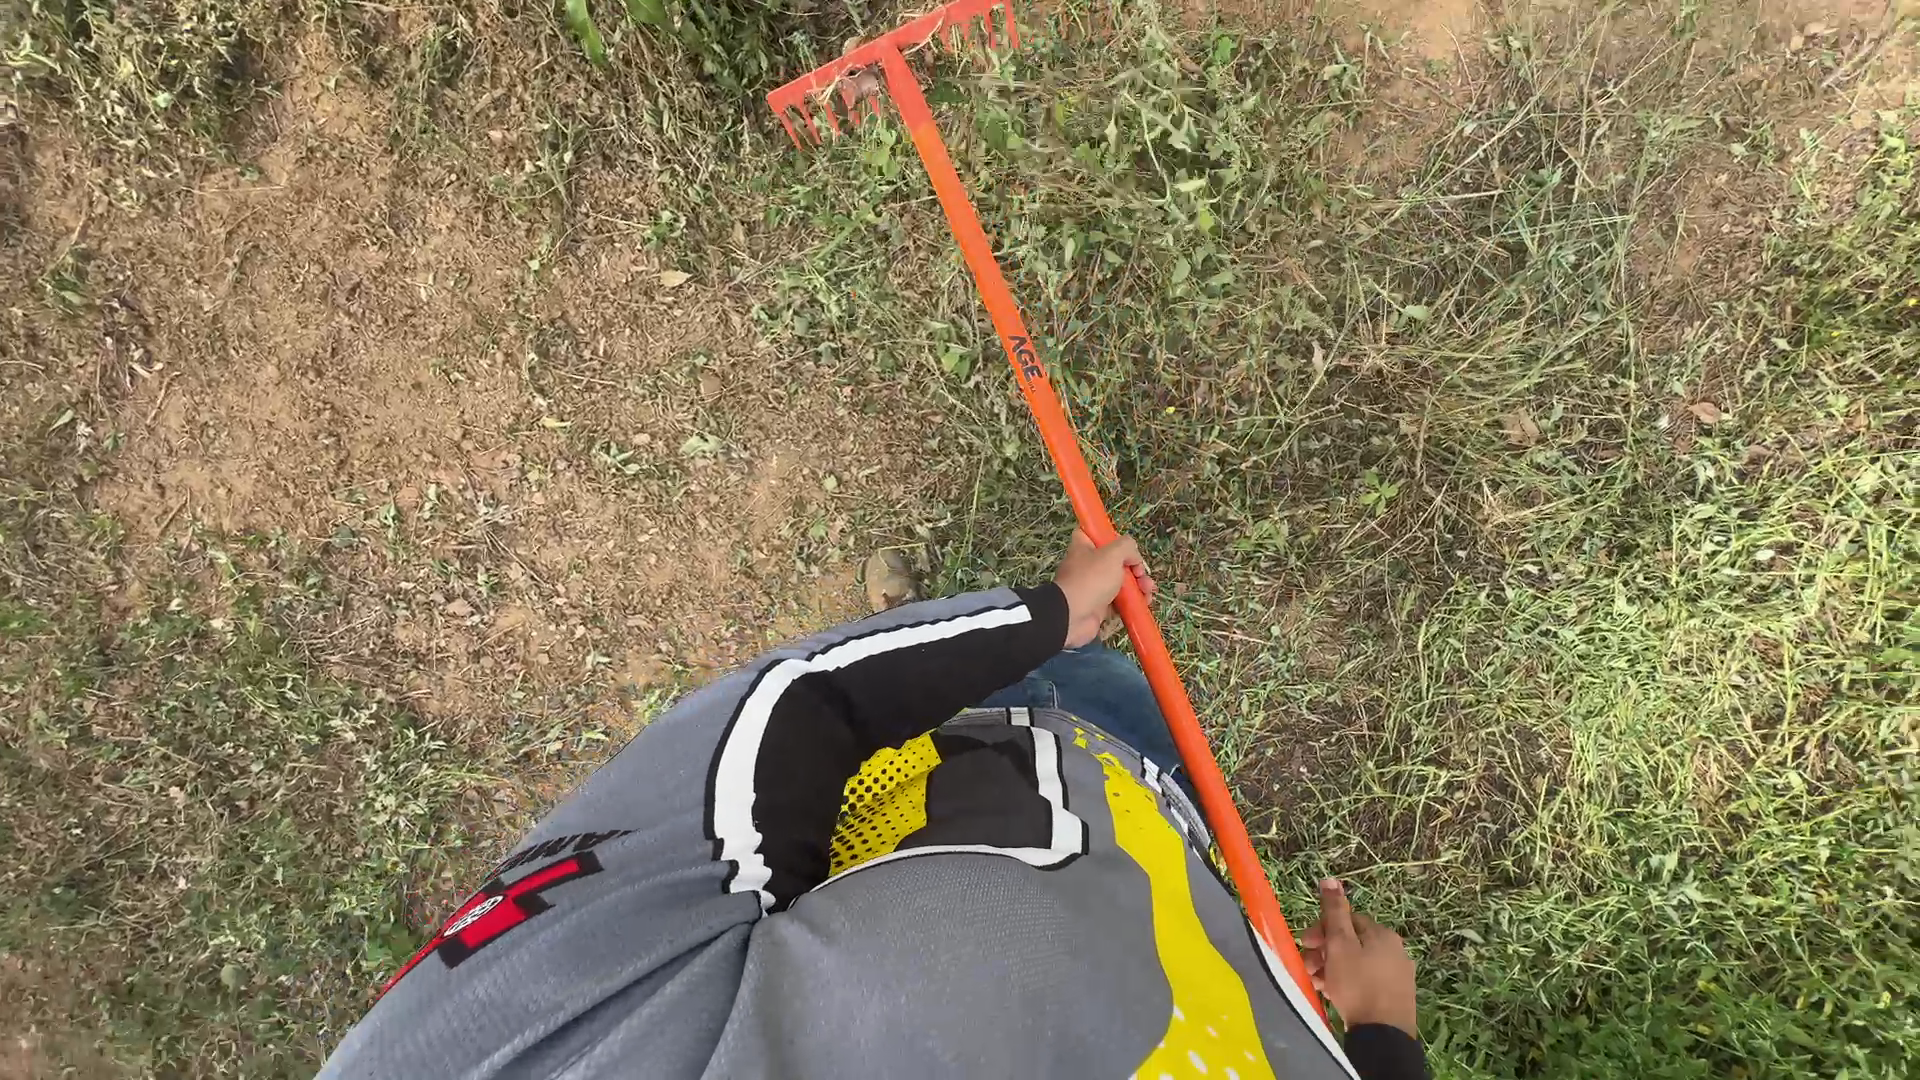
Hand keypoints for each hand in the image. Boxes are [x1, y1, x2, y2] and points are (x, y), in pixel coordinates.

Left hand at [1051, 530, 1153, 647]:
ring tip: (1148, 590)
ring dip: (1138, 585)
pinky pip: (1119, 600)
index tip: (1125, 546)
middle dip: (1134, 566)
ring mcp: (1092, 586)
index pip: (1094, 534)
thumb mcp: (1112, 554)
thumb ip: (1126, 546)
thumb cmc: (1091, 579)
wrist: (1073, 617)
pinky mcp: (1099, 605)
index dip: (1111, 537)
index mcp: (1083, 546)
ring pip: (1120, 581)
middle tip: (1142, 574)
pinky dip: (1132, 601)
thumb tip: (1133, 556)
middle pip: (1115, 560)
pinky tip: (1144, 602)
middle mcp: (1086, 565)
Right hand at [1299, 878, 1416, 1036]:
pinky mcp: (1395, 998)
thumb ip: (1334, 911)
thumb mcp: (1339, 943)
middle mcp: (1395, 951)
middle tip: (1307, 964)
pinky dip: (1346, 982)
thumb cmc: (1357, 983)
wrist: (1383, 1037)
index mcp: (1383, 934)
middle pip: (1350, 941)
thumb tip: (1330, 879)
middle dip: (1324, 950)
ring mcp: (1398, 976)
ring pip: (1356, 962)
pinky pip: (1365, 980)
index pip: (1346, 920)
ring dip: (1331, 967)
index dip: (1322, 929)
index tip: (1306, 943)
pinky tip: (1331, 993)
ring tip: (1315, 981)